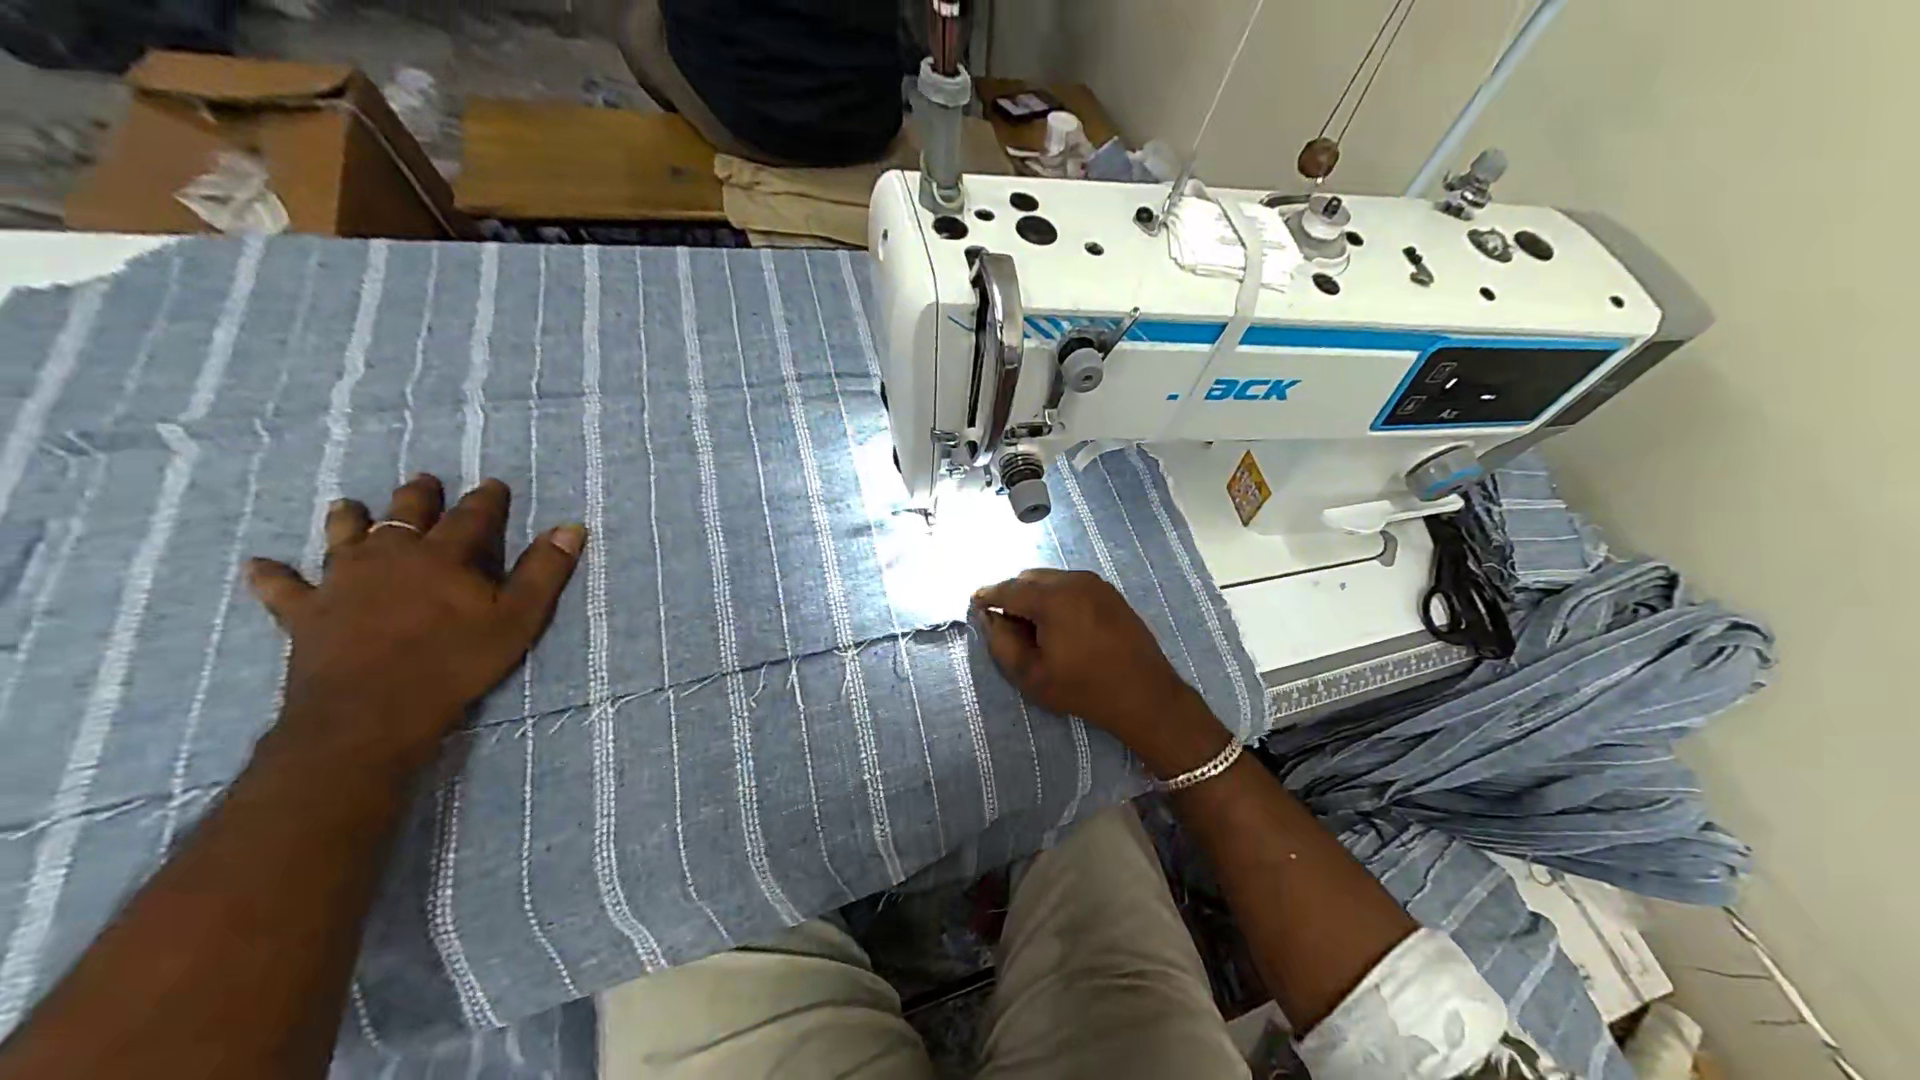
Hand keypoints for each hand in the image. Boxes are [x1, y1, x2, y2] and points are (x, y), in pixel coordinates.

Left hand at [247, 474, 584, 769]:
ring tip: (348, 505)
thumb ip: (544, 571)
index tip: (493, 484)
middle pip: (404, 514)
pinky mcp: (306, 612)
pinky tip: (259, 565)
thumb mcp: (518, 619)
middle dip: (418, 495)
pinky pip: (283, 588)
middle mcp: (391, 556)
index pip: (471, 515)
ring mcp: (343, 581)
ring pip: (343, 537)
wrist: (372, 710)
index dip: (485, 498)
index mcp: (444, 556)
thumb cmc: (455, 662)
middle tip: (423, 481)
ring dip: (348, 518)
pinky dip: (272, 576)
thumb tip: (571, 527)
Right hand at [971, 569, 1228, 777]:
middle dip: (1012, 594)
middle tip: (1005, 622)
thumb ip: (1002, 642)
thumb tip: (991, 618)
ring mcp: (1095, 583)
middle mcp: (1073, 580)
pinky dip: (1057, 596)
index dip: (987, 596)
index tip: (974, 603)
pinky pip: (1071, 585)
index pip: (1008, 589)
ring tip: (1032, 625)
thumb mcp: (1031, 674)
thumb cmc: (1083, 688)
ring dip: (1035, 594)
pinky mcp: (1110, 593)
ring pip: (1051, 579)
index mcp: (1052, 597)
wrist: (1145, 694)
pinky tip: (1059, 623)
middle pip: (1029, 578)